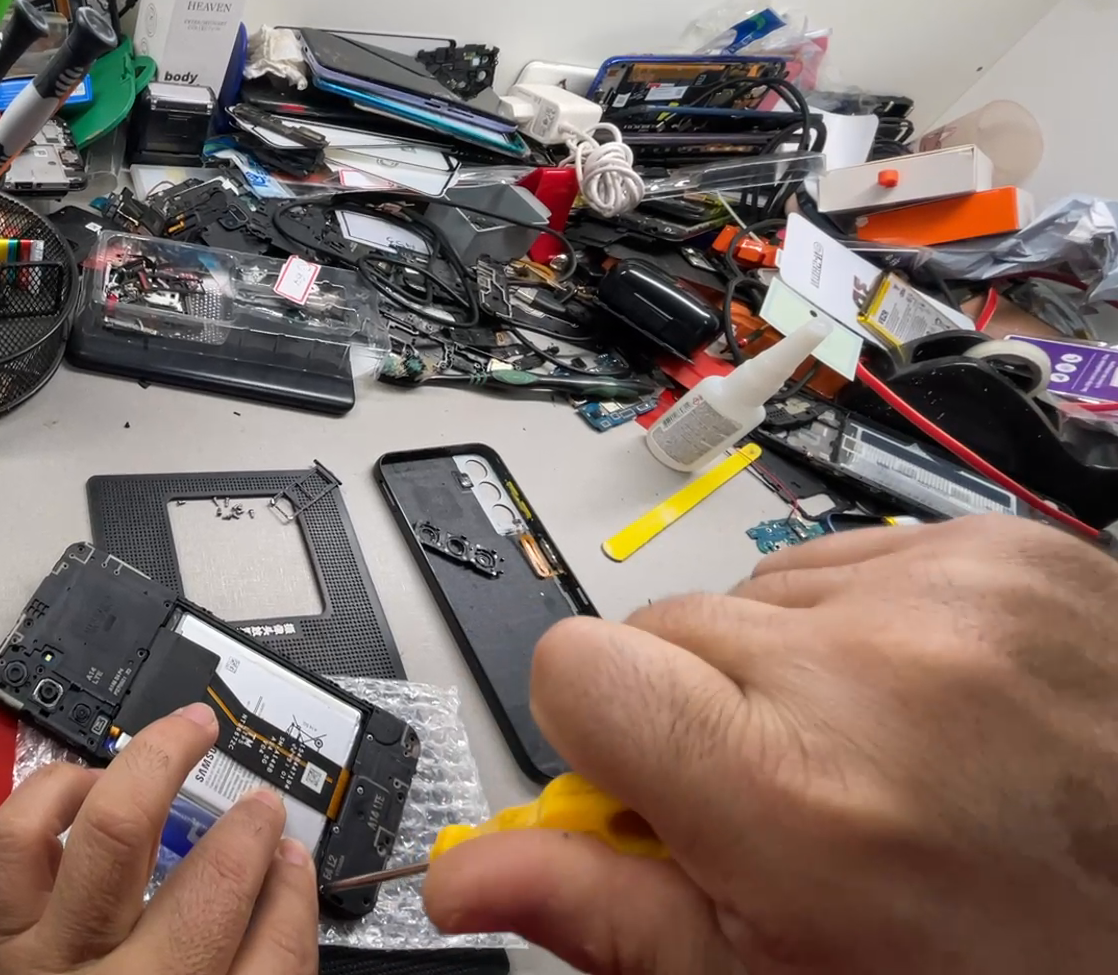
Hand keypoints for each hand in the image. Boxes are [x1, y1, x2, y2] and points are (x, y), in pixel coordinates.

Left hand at [0, 702, 319, 974]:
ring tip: (185, 734)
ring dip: (157, 766)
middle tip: (260, 803)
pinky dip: (58, 789)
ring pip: (109, 832)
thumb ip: (249, 967)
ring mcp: (48, 955)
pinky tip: (92, 782)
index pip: (272, 964)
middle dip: (244, 838)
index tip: (293, 860)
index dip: (293, 901)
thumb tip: (281, 878)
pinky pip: (17, 835)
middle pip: (203, 900)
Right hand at [423, 516, 1117, 973]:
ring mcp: (955, 595)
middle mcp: (883, 673)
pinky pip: (828, 567)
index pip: (570, 665)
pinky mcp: (1004, 551)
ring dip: (781, 665)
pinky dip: (854, 630)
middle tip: (797, 786)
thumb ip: (592, 908)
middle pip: (653, 626)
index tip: (664, 777)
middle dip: (693, 701)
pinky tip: (934, 704)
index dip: (596, 724)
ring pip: (739, 597)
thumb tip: (456, 880)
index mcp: (803, 795)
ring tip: (887, 750)